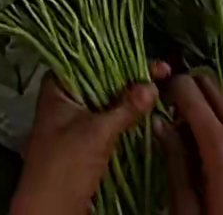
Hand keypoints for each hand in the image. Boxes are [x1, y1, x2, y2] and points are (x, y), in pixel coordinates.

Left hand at [10, 64, 168, 214]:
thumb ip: (125, 108)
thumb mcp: (96, 134)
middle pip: (102, 78)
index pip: (92, 57)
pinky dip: (126, 117)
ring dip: (132, 97)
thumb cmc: (62, 168)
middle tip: (163, 72)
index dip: (122, 55)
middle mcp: (65, 96)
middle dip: (132, 77)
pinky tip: (147, 113)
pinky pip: (108, 120)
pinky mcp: (84, 141)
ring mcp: (75, 119)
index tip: (151, 58)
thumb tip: (152, 85)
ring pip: (108, 100)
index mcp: (59, 85)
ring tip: (161, 88)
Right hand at [158, 73, 222, 214]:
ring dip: (202, 108)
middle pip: (209, 86)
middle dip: (187, 91)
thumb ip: (174, 161)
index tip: (155, 100)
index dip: (169, 88)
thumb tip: (159, 123)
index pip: (189, 90)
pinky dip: (217, 122)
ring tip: (184, 138)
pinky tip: (206, 151)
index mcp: (219, 144)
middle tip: (169, 114)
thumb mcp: (188, 210)